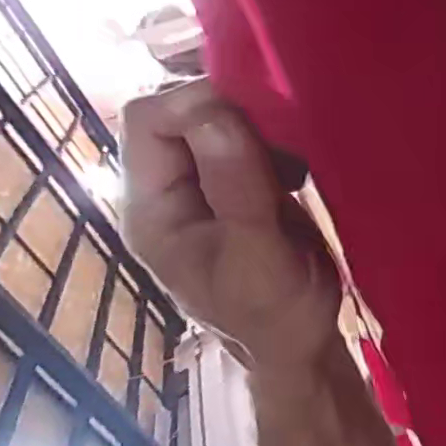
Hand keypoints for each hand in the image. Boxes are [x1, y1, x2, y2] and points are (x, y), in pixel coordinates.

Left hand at [121, 81, 340, 369]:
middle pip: (175, 110)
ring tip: (291, 151)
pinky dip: (270, 134)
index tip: (254, 114)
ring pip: (211, 117)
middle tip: (280, 125)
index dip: (193, 103)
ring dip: (254, 120)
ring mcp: (199, 184)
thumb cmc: (276, 314)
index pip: (147, 121)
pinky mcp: (232, 183)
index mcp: (150, 209)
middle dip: (228, 107)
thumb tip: (215, 116)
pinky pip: (241, 135)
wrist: (298, 341)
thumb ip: (237, 191)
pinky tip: (295, 163)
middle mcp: (165, 188)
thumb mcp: (260, 260)